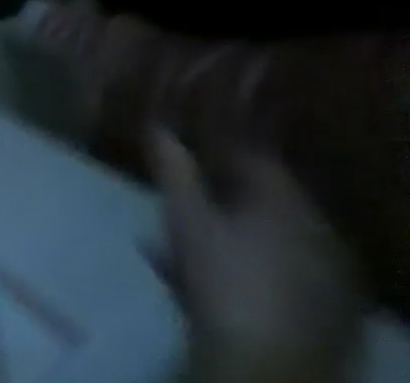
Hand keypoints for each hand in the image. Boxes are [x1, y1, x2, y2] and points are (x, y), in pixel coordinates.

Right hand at [149, 130, 366, 382]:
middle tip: (180, 194)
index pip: (259, 163)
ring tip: (175, 236)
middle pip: (266, 204)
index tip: (189, 145)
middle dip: (221, 196)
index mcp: (292, 209)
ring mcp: (327, 278)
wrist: (265, 359)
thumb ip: (175, 172)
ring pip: (267, 241)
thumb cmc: (223, 276)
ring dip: (224, 233)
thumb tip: (161, 129)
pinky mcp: (321, 311)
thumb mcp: (186, 218)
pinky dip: (238, 267)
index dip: (222, 151)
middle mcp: (320, 237)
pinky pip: (273, 274)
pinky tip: (193, 275)